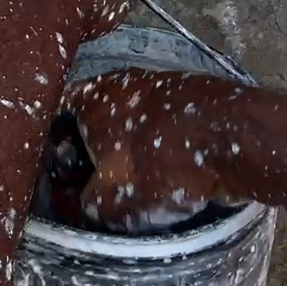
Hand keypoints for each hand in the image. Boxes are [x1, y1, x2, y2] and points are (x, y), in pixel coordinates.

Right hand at [59, 71, 239, 230]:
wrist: (232, 137)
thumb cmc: (159, 164)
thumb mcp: (110, 201)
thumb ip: (85, 203)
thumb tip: (84, 202)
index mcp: (91, 96)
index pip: (57, 115)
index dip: (55, 147)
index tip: (62, 176)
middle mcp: (119, 82)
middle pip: (93, 119)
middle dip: (93, 152)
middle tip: (98, 186)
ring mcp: (156, 86)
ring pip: (130, 123)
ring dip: (129, 150)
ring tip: (138, 185)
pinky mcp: (188, 99)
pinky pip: (160, 126)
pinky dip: (158, 147)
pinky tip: (169, 173)